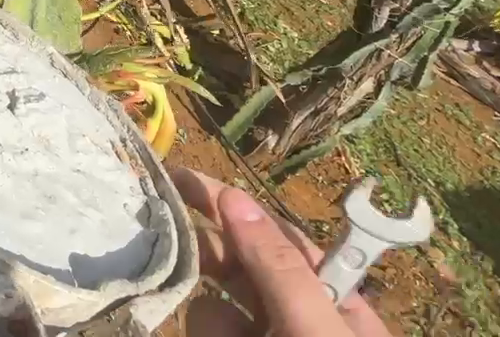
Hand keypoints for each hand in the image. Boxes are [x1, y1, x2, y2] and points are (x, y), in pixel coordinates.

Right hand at [171, 168, 393, 336]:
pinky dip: (207, 333)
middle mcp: (295, 316)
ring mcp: (263, 336)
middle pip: (237, 263)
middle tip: (166, 236)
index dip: (231, 204)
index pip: (277, 236)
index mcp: (334, 303)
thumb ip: (278, 268)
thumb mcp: (317, 331)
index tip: (180, 177)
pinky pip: (204, 326)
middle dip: (206, 255)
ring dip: (212, 320)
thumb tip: (234, 196)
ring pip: (213, 302)